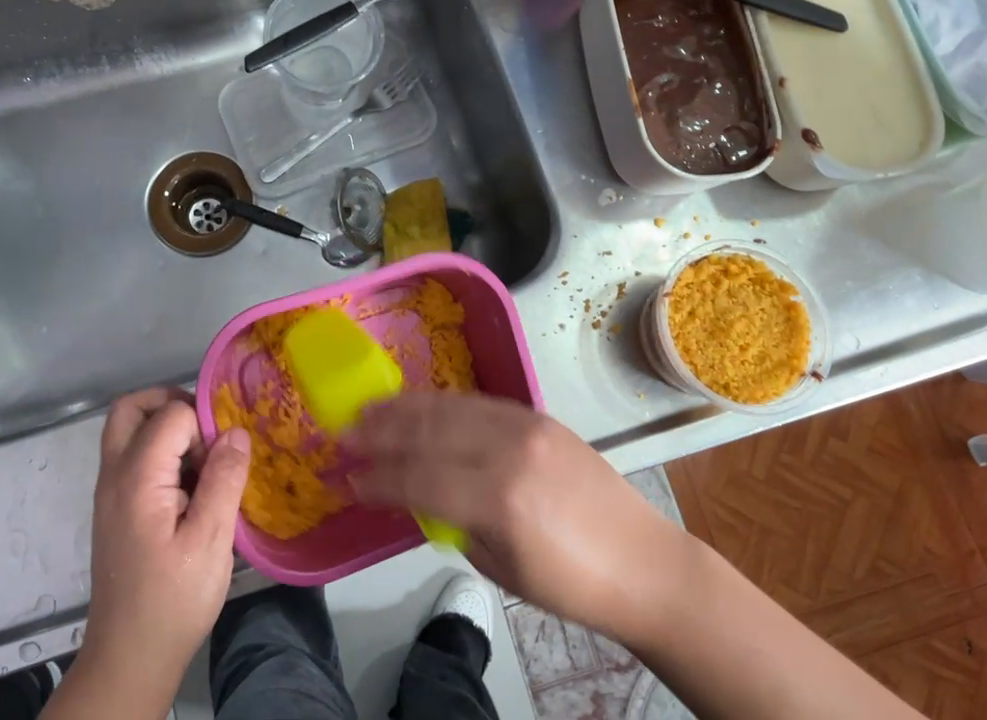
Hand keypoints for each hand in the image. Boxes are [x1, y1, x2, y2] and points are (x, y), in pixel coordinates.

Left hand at [77, 388, 250, 695]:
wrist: (130, 656)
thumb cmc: (174, 600)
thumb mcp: (211, 541)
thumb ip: (223, 480)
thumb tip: (236, 431)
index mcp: (136, 478)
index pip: (170, 414)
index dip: (203, 425)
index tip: (225, 458)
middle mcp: (113, 475)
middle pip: (131, 408)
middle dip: (171, 403)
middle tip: (209, 430)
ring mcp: (109, 493)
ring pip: (128, 432)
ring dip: (165, 429)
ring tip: (204, 461)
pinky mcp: (115, 510)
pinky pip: (132, 459)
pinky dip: (159, 453)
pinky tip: (192, 488)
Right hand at [346, 392, 694, 642]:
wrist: (644, 562)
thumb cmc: (571, 585)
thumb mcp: (499, 567)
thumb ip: (453, 523)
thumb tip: (416, 496)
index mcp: (498, 500)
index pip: (417, 477)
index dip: (376, 478)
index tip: (345, 479)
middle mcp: (509, 451)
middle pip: (426, 432)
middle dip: (378, 434)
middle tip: (342, 436)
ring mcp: (526, 426)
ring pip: (448, 407)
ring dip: (402, 409)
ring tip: (367, 411)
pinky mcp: (539, 416)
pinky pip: (477, 402)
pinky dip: (440, 403)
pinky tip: (418, 407)